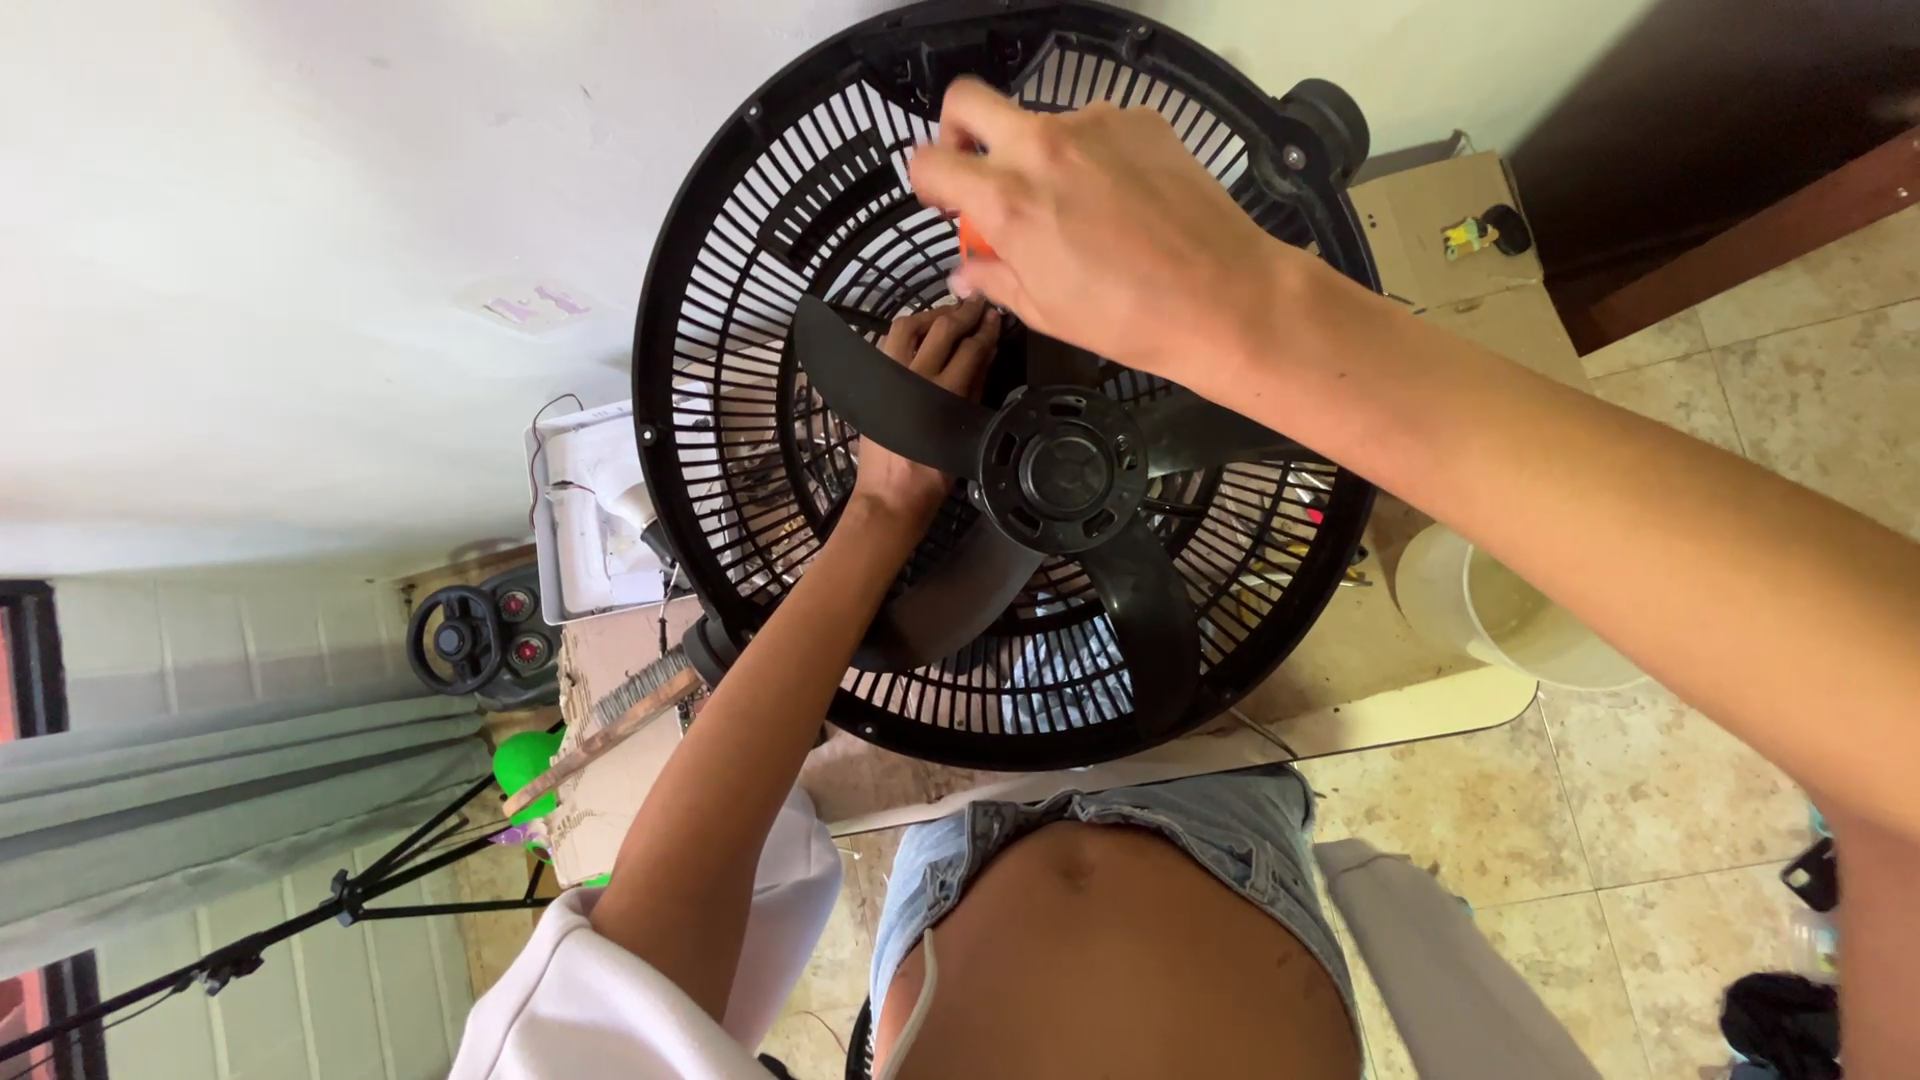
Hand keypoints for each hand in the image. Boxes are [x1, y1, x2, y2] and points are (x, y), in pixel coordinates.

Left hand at [847, 295, 1001, 535]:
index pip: (971, 349)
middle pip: (941, 329)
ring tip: (950, 314)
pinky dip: (909, 331)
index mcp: (940, 394)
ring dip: (932, 315)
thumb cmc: (932, 476)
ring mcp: (887, 376)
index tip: (998, 317)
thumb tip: (988, 353)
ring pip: (908, 326)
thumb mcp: (963, 433)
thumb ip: (976, 389)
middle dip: (964, 312)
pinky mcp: (872, 380)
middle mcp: (912, 377)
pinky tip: (923, 333)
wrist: (890, 496)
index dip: (987, 330)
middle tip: (980, 304)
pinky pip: (890, 342)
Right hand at [909, 78, 1308, 388]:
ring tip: (1071, 205)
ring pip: (1037, 119)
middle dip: (958, 132)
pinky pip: (1092, 126)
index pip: (932, 161)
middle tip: (978, 171)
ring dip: (1034, 153)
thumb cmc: (1127, 318)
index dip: (926, 181)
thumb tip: (965, 272)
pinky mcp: (1138, 119)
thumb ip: (993, 278)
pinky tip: (1116, 197)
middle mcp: (1044, 146)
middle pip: (968, 101)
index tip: (941, 199)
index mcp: (1009, 200)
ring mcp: (1094, 125)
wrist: (1220, 296)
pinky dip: (1087, 155)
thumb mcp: (1043, 309)